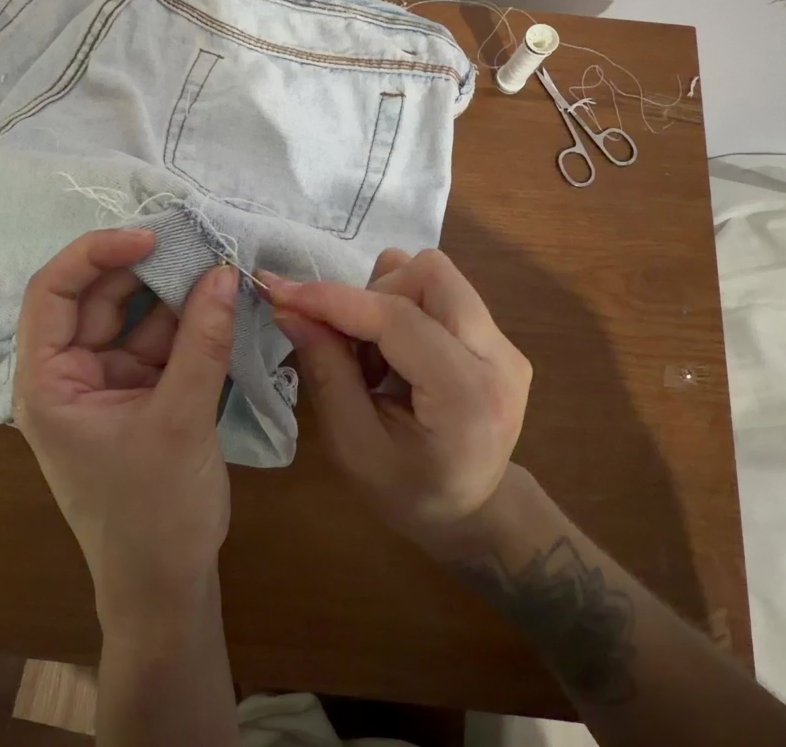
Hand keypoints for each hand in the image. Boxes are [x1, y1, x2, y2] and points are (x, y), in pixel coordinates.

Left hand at [12, 228, 238, 624]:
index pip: (51, 293)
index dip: (94, 255)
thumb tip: (226, 273)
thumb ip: (203, 343)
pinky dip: (188, 327)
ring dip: (173, 295)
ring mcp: (106, 385)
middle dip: (144, 270)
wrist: (168, 586)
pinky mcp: (139, 398)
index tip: (148, 237)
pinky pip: (159, 347)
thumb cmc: (154, 512)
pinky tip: (219, 302)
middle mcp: (69, 375)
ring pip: (134, 320)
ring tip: (217, 264)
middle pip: (97, 301)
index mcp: (48, 382)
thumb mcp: (180, 421)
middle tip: (197, 242)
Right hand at [260, 249, 531, 557]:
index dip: (334, 299)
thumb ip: (326, 372)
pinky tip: (394, 354)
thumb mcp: (353, 446)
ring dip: (388, 300)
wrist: (472, 511)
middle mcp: (500, 358)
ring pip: (435, 275)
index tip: (280, 291)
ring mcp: (506, 344)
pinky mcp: (498, 337)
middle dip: (371, 294)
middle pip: (429, 274)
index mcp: (468, 397)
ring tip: (373, 356)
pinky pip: (442, 292)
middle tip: (345, 342)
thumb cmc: (406, 491)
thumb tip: (289, 308)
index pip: (399, 319)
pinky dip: (404, 307)